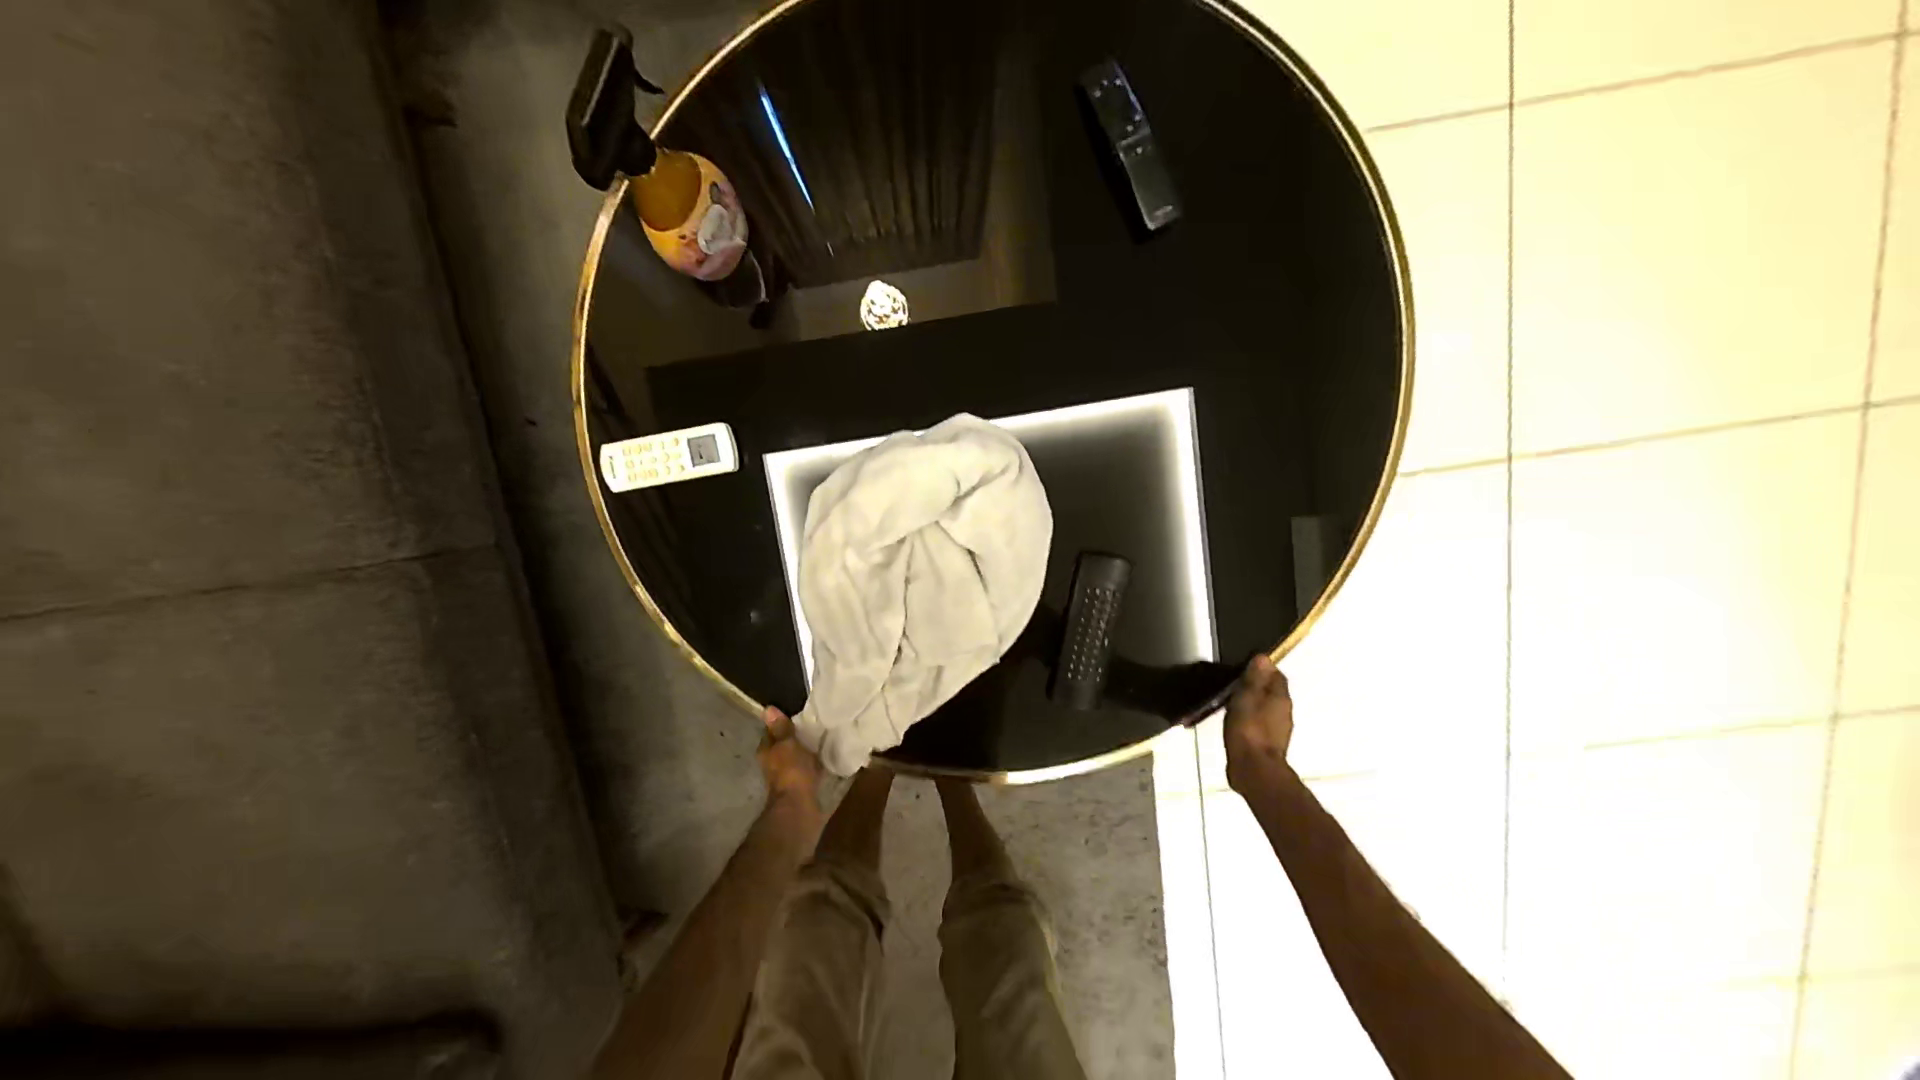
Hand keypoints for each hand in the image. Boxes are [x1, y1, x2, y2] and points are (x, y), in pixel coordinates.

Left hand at [757, 706, 822, 820]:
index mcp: (766, 751)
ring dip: (804, 750)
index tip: (797, 712)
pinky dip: (813, 763)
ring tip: (821, 737)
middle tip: (813, 723)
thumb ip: (781, 728)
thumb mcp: (787, 744)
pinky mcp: (800, 786)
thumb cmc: (791, 771)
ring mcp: (786, 776)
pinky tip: (825, 757)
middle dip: (794, 736)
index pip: (771, 731)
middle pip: (783, 745)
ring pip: (795, 756)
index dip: (781, 722)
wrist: (799, 806)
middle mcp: (772, 763)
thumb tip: (768, 708)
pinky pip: (807, 769)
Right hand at [1223, 654, 1293, 793]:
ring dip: (1252, 703)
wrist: (1253, 769)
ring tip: (1230, 702)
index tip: (1244, 666)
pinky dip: (1248, 719)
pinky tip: (1234, 723)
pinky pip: (1258, 724)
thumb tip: (1263, 657)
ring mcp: (1276, 730)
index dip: (1262, 668)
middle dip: (1256, 685)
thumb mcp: (1247, 697)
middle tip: (1234, 682)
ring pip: (1265, 708)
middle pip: (1271, 691)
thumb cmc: (1249, 729)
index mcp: (1280, 698)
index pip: (1276, 675)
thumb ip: (1255, 678)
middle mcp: (1283, 712)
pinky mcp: (1265, 744)